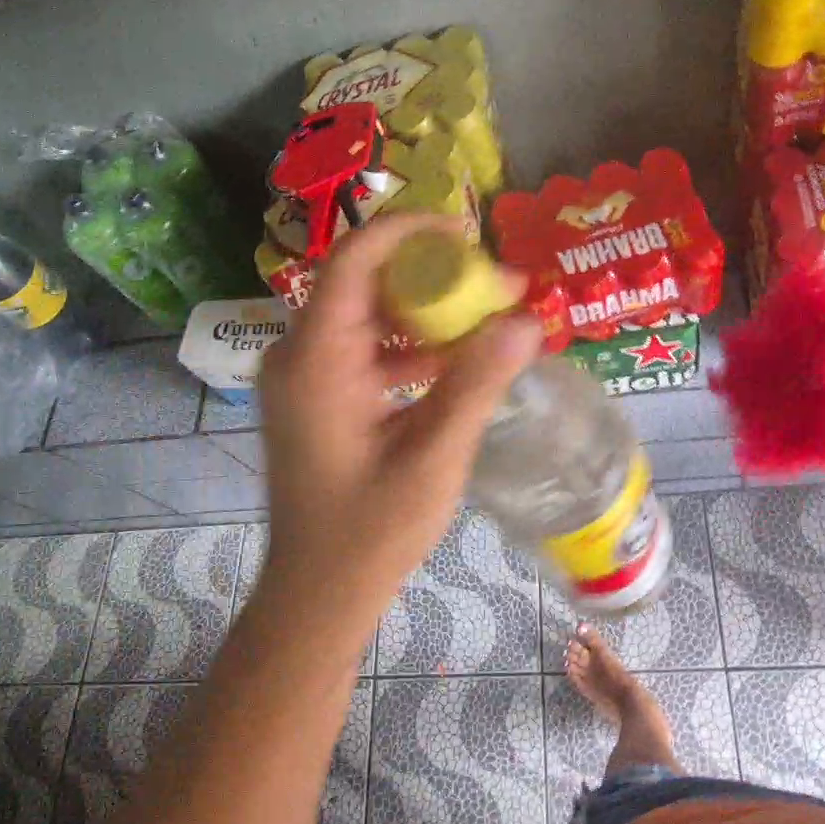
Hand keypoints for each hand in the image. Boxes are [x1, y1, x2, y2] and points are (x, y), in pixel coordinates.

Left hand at [258, 213, 541, 596]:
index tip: (467, 233)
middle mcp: (297, 356)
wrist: (317, 592)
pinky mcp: (315, 398)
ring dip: (426, 317)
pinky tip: (459, 366)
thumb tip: (527, 321)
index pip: (354, 259)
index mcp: (315, 360)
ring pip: (368, 318)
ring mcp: (303, 378)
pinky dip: (409, 351)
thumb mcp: (434, 457)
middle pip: (365, 285)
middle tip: (499, 287)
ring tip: (492, 322)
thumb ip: (477, 384)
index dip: (410, 231)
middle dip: (434, 279)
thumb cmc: (371, 532)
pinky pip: (363, 352)